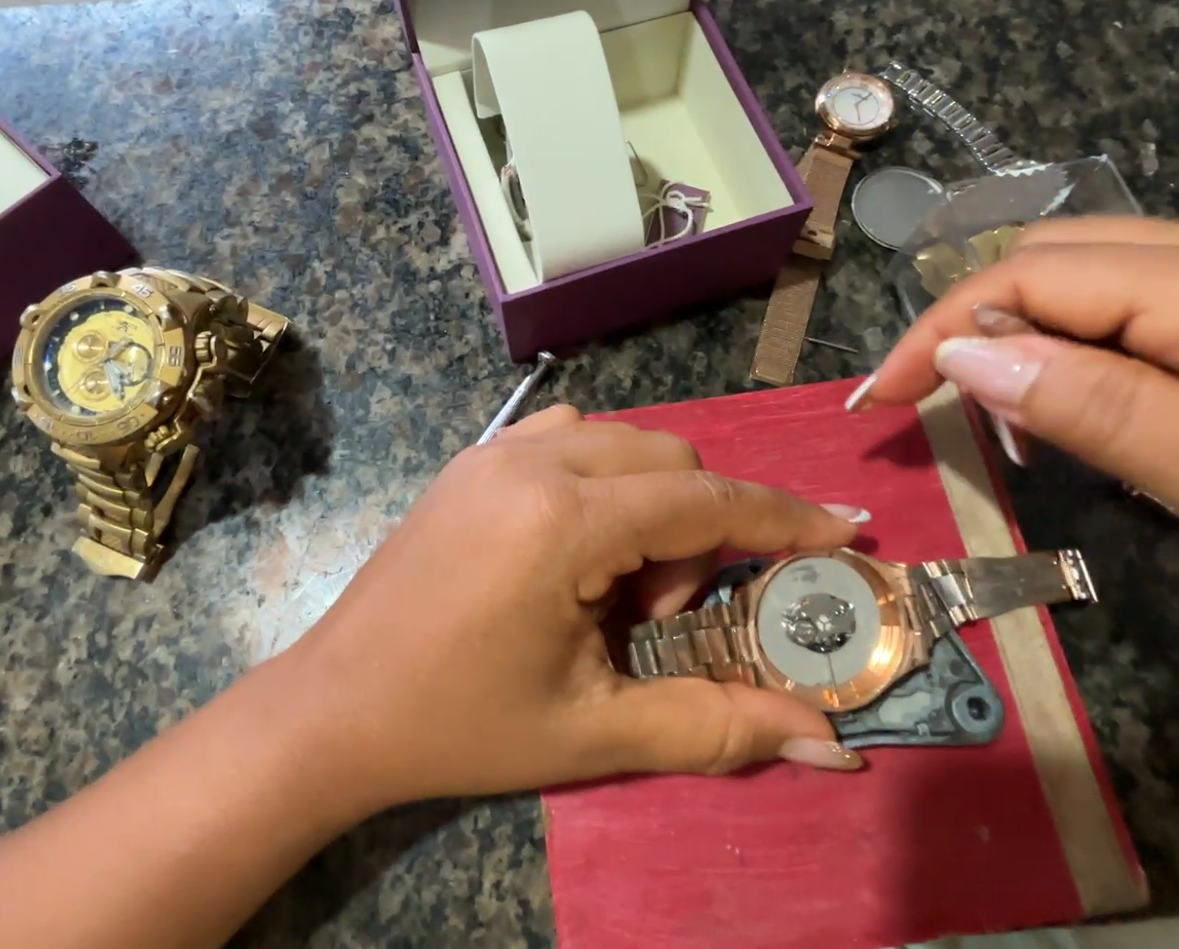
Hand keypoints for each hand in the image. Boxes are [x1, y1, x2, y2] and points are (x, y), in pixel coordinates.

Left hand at [282, 405, 868, 809]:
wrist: (334, 707)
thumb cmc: (461, 726)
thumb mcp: (592, 733)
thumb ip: (715, 726)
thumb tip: (826, 739)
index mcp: (563, 522)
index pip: (705, 501)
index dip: (782, 517)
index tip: (843, 529)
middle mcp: (532, 462)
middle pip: (671, 462)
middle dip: (695, 534)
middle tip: (654, 618)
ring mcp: (495, 450)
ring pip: (625, 444)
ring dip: (648, 504)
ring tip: (609, 585)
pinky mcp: (472, 457)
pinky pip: (571, 440)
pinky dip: (602, 480)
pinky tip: (574, 545)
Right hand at [857, 218, 1178, 659]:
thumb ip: (1117, 418)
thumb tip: (974, 354)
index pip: (1032, 280)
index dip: (937, 333)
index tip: (877, 403)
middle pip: (1053, 258)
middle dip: (963, 324)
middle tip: (920, 410)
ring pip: (1095, 272)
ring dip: (1017, 333)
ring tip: (993, 418)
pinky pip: (1145, 299)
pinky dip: (1077, 342)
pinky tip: (1083, 404)